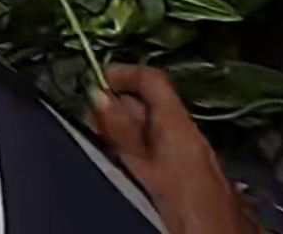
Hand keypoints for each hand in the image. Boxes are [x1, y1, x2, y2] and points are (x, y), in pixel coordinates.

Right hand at [90, 66, 255, 233]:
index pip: (150, 79)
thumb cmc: (186, 209)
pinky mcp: (190, 175)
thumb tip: (96, 95)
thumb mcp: (146, 169)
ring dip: (123, 129)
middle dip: (116, 106)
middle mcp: (188, 134)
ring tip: (103, 144)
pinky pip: (157, 146)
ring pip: (150, 126)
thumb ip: (120, 131)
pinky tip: (126, 166)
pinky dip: (136, 149)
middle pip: (147, 103)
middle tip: (91, 120)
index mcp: (178, 125)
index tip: (95, 84)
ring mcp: (191, 156)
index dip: (121, 74)